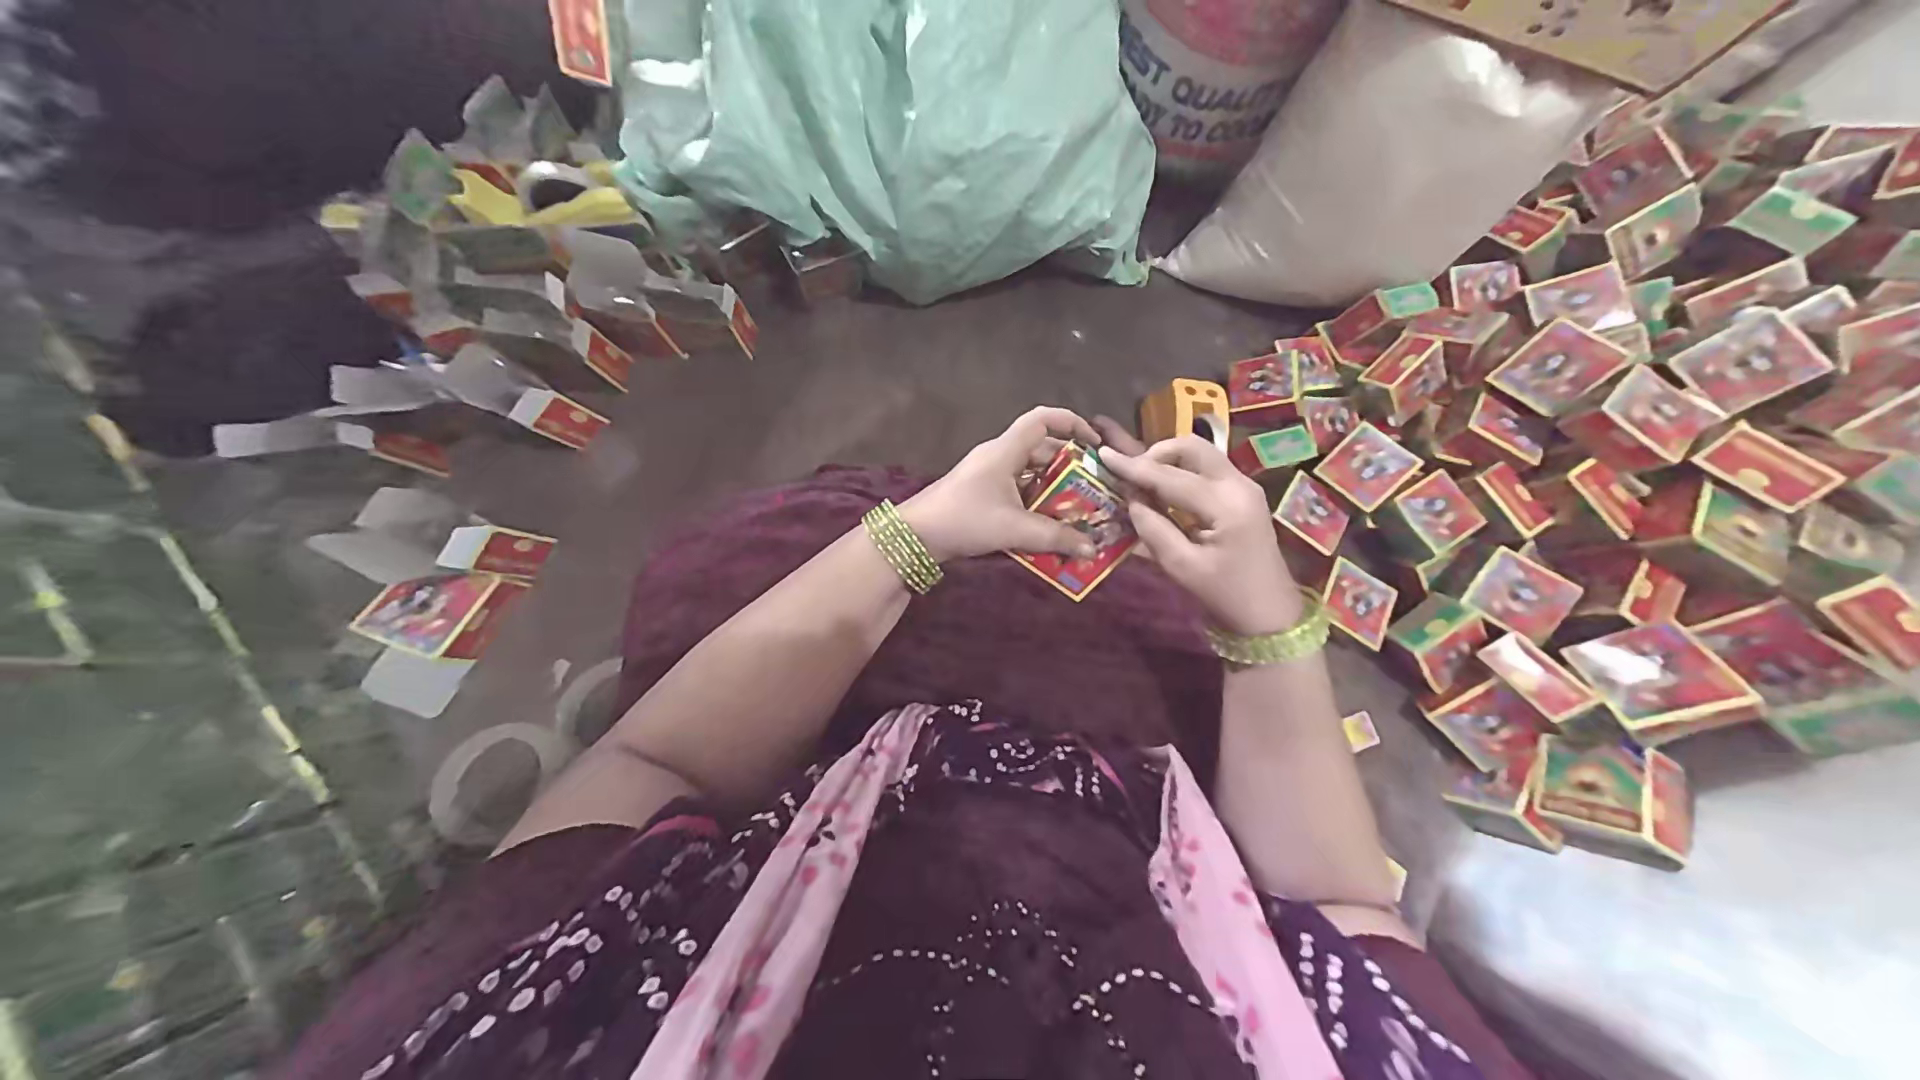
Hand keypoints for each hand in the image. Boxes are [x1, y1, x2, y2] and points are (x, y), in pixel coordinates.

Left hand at [899, 406, 1103, 562]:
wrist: (915, 537)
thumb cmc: (964, 520)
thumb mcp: (1014, 529)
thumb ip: (1056, 538)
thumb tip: (1090, 548)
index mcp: (1005, 451)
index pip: (1042, 419)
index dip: (1072, 423)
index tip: (1094, 443)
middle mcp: (997, 456)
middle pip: (1041, 449)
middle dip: (1069, 468)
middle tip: (1092, 489)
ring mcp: (987, 475)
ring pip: (1029, 473)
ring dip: (1052, 489)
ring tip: (1076, 511)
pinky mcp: (980, 494)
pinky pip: (1016, 490)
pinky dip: (1034, 503)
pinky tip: (1047, 525)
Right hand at [1097, 436, 1303, 635]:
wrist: (1270, 613)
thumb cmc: (1226, 595)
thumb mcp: (1182, 567)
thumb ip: (1153, 528)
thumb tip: (1130, 498)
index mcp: (1226, 505)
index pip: (1170, 477)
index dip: (1134, 466)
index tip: (1103, 455)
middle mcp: (1238, 485)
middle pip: (1192, 448)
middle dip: (1156, 454)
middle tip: (1130, 474)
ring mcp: (1244, 487)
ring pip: (1200, 454)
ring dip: (1168, 460)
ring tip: (1143, 482)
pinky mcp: (1242, 494)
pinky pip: (1207, 468)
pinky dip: (1181, 471)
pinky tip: (1163, 489)